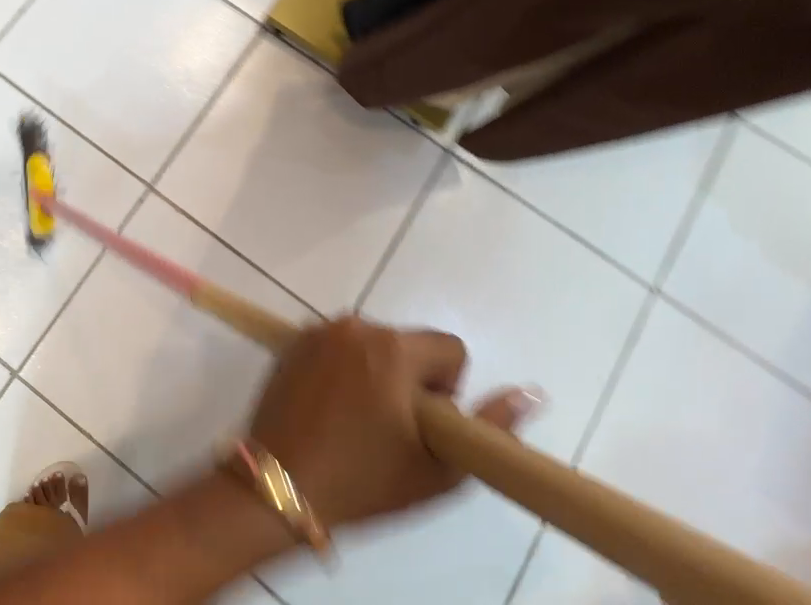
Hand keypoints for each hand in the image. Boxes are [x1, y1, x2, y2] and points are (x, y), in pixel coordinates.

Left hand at [247, 316, 539, 529]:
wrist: (280, 484)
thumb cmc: (365, 480)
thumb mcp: (440, 468)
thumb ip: (492, 428)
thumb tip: (530, 392)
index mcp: (392, 348)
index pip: (450, 349)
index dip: (448, 390)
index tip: (425, 425)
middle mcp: (353, 326)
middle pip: (407, 345)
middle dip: (411, 380)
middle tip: (391, 429)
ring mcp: (316, 331)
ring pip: (370, 346)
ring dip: (376, 373)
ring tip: (358, 422)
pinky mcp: (290, 344)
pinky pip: (336, 348)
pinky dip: (342, 370)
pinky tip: (330, 410)